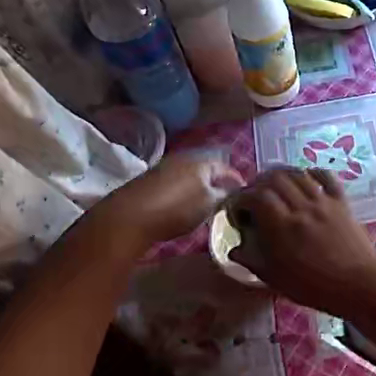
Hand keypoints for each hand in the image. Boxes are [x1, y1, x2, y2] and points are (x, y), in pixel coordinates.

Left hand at [96, 153, 241, 249]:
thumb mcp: (209, 204)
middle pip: (206, 170)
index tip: (245, 195)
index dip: (237, 180)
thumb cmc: (176, 209)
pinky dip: (182, 193)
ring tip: (205, 206)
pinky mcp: (149, 181)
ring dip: (199, 189)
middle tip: (226, 201)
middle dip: (217, 183)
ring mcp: (163, 168)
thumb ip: (224, 195)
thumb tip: (232, 191)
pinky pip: (174, 184)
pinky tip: (182, 206)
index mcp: (201, 162)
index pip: (226, 168)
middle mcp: (183, 159)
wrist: (130, 216)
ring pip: (189, 177)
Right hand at [227, 169, 375, 311]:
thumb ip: (252, 260)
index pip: (255, 196)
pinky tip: (305, 178)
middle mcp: (301, 207)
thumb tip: (234, 250)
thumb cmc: (314, 286)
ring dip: (281, 175)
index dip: (241, 198)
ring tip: (274, 185)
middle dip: (257, 183)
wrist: (359, 285)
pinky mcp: (341, 201)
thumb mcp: (276, 279)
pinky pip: (326, 176)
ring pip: (297, 174)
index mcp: (282, 226)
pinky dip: (312, 172)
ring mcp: (323, 202)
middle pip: (274, 178)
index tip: (237, 209)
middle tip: (253, 196)